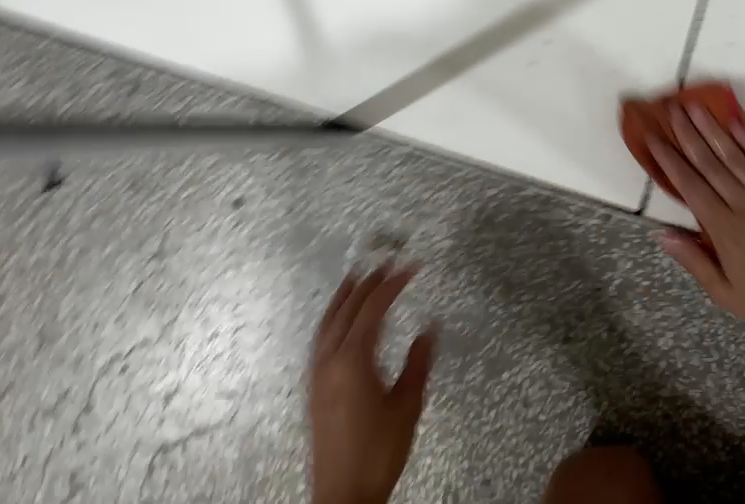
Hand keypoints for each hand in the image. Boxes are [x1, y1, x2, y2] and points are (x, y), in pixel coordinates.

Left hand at [308, 263, 435, 503]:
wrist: (344, 494)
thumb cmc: (378, 451)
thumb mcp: (408, 404)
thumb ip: (418, 362)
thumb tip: (430, 327)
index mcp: (353, 360)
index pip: (374, 308)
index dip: (393, 283)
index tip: (412, 266)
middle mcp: (329, 362)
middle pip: (346, 310)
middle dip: (367, 283)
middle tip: (386, 262)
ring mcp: (317, 376)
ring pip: (327, 324)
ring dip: (344, 297)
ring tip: (356, 277)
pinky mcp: (314, 389)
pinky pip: (320, 339)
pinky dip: (332, 319)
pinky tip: (341, 321)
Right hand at [646, 101, 744, 352]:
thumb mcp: (722, 292)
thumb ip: (693, 259)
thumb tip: (661, 234)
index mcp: (723, 228)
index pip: (689, 184)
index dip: (668, 159)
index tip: (652, 137)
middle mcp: (742, 203)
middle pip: (709, 161)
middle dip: (687, 132)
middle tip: (671, 108)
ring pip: (734, 154)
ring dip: (713, 128)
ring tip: (697, 106)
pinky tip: (737, 122)